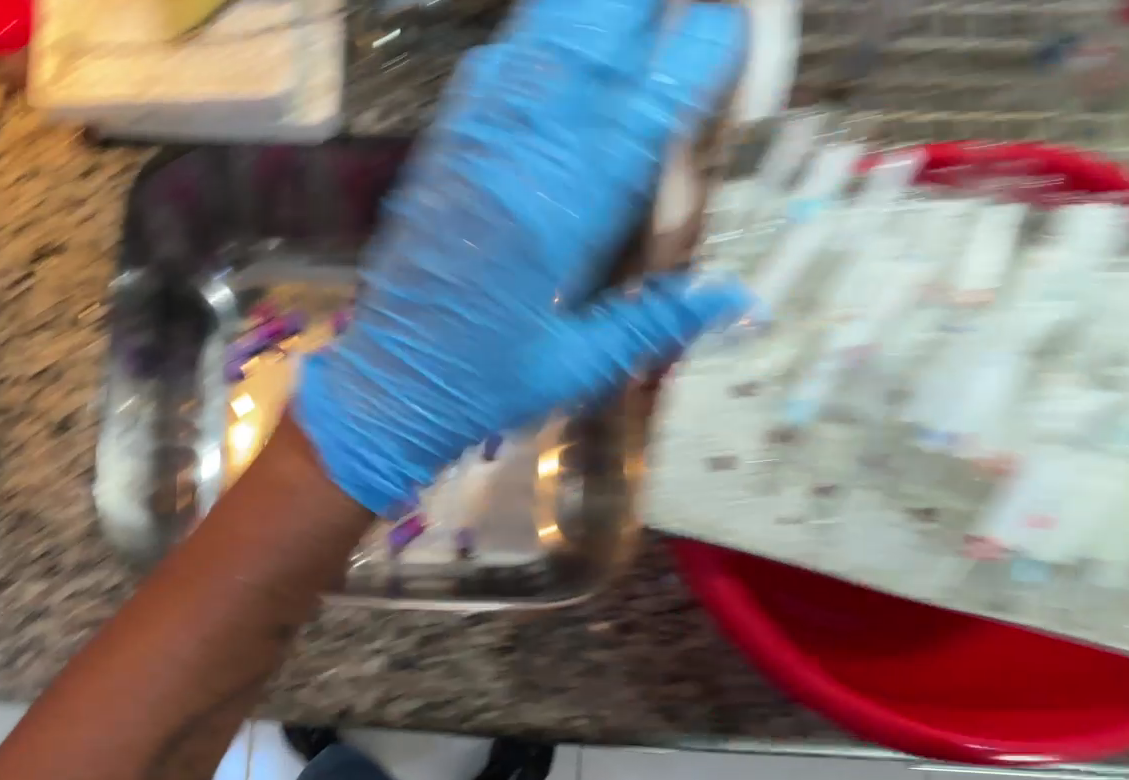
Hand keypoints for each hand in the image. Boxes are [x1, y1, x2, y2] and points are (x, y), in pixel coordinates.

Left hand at [292, 0, 753, 515]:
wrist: (385, 393)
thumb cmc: (482, 389)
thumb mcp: (577, 366)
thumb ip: (657, 321)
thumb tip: (743, 298)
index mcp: (566, 217)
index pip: (651, 102)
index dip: (703, 51)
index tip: (734, 33)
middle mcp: (521, 164)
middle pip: (593, 37)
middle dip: (644, 11)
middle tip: (676, 14)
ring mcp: (472, 150)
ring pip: (538, 37)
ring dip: (591, 15)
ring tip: (626, 18)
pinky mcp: (439, 154)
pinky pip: (487, 71)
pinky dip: (530, 41)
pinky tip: (553, 45)